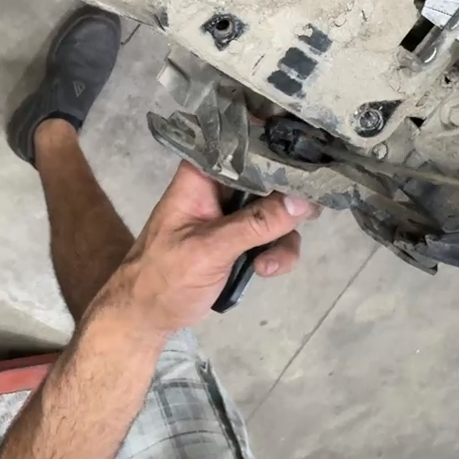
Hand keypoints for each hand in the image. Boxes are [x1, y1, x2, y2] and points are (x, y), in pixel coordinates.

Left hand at [93, 162, 316, 336]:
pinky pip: (273, 235)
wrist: (148, 315)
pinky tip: (264, 271)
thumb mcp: (209, 248)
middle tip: (308, 214)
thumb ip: (256, 223)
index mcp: (201, 174)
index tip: (310, 157)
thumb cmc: (164, 274)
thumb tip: (302, 200)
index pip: (242, 144)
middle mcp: (219, 186)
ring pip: (277, 209)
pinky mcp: (241, 238)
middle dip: (290, 199)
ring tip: (268, 265)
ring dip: (283, 237)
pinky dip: (276, 253)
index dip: (276, 146)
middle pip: (268, 176)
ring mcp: (232, 213)